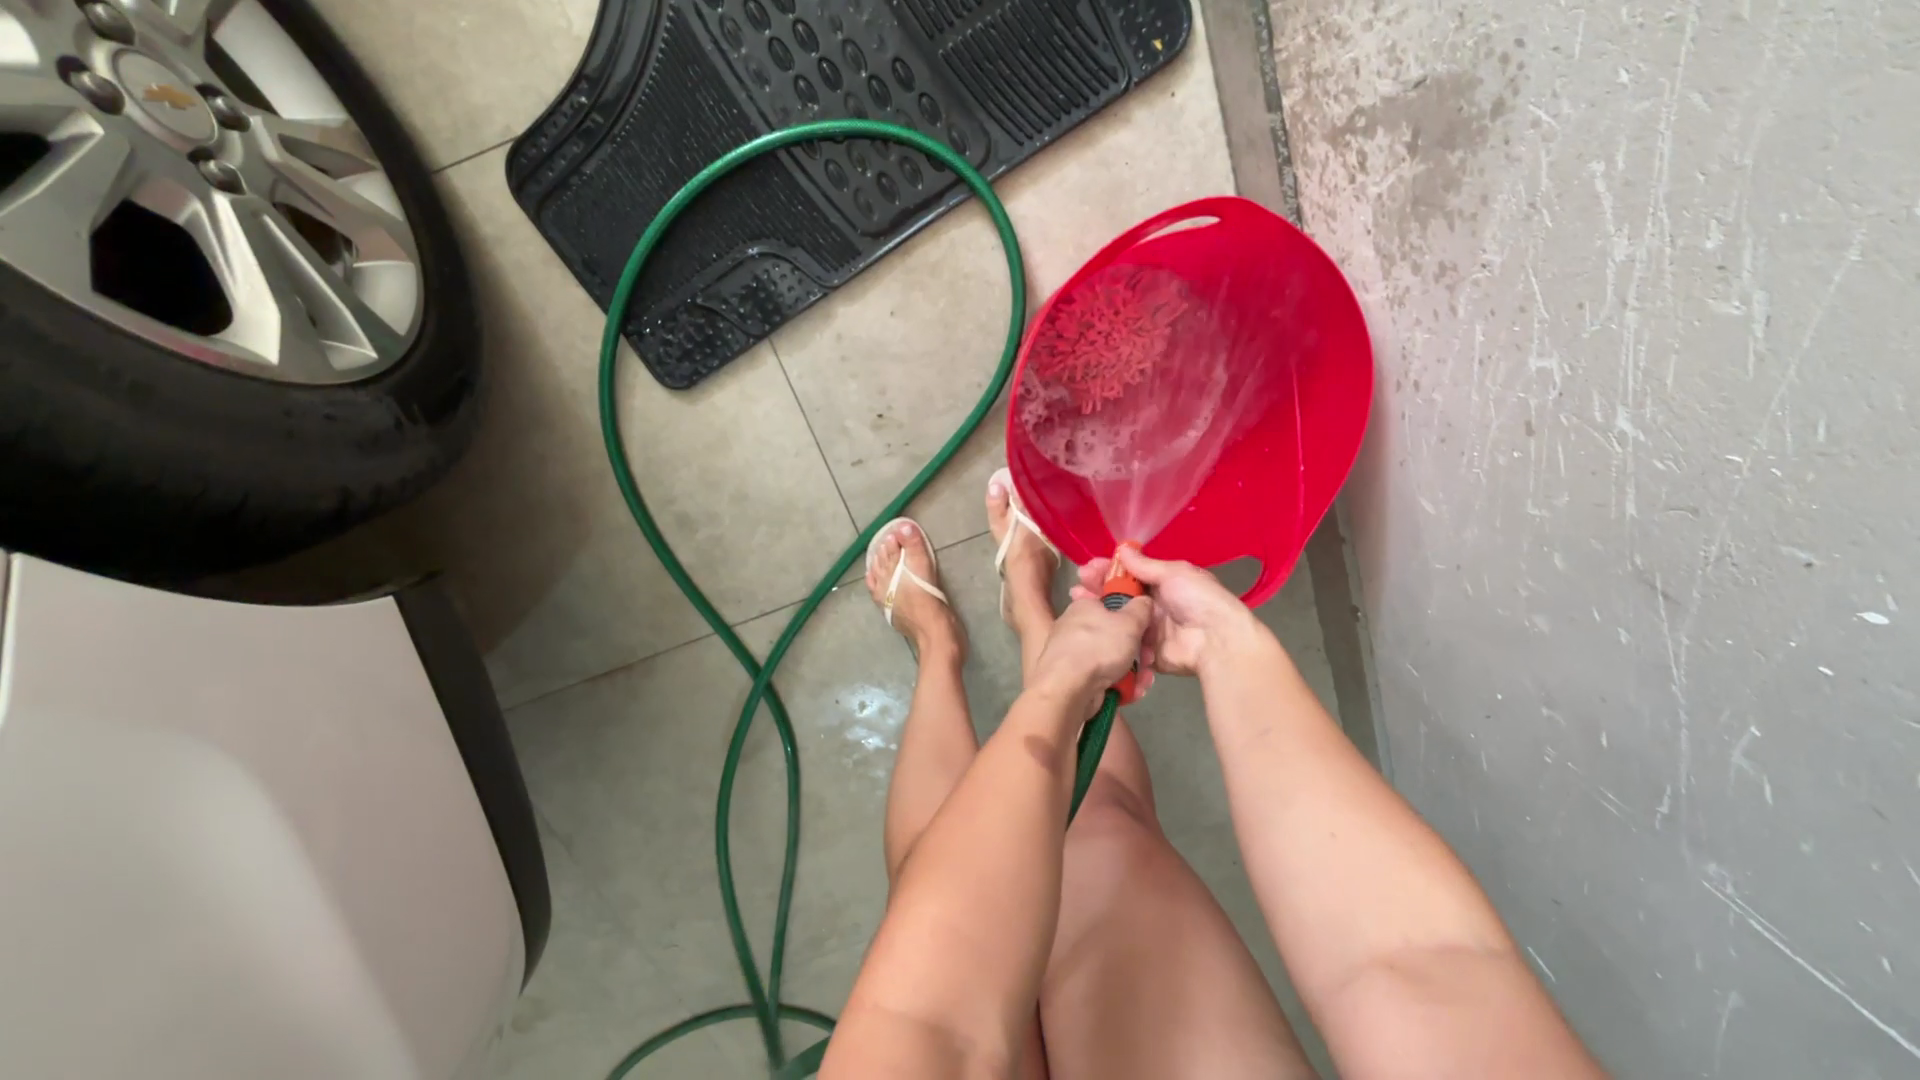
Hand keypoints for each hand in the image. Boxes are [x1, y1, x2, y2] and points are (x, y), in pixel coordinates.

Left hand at [1027, 593, 1153, 714]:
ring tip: (1144, 679)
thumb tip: (1144, 601)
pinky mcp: (1074, 678)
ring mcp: (1073, 655)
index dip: (1132, 617)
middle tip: (1148, 659)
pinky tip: (1133, 691)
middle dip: (1137, 650)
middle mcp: (1075, 628)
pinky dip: (1119, 684)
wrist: (1068, 686)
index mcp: (1084, 607)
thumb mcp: (1129, 621)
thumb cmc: (1099, 646)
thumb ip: (1141, 609)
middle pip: (1114, 636)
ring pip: (1111, 660)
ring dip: (1133, 670)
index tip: (1147, 629)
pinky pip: (1103, 678)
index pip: (1111, 606)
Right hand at [1071, 547, 1258, 682]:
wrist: (1217, 641)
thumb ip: (1145, 565)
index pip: (1131, 574)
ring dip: (1098, 609)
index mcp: (1164, 584)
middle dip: (1098, 588)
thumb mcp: (1174, 573)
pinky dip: (1108, 634)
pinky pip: (1124, 642)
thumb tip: (1123, 548)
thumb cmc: (1198, 600)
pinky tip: (1089, 626)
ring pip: (1118, 618)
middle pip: (1121, 595)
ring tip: (1077, 601)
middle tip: (1079, 583)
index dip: (1110, 570)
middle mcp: (1155, 606)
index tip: (1089, 567)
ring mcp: (1149, 630)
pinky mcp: (1146, 653)